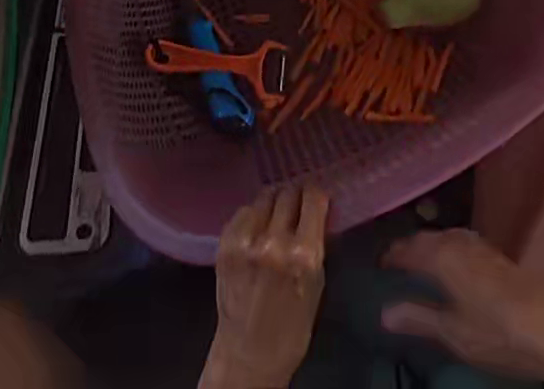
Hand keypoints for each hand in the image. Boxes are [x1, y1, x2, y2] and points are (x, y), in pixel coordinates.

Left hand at [201, 186, 329, 388]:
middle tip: (298, 201)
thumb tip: (319, 208)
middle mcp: (273, 242)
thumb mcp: (317, 282)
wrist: (249, 352)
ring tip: (276, 213)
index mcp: (303, 255)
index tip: (316, 194)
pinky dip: (253, 215)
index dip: (316, 192)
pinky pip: (243, 211)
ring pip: (264, 196)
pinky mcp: (224, 243)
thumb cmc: (293, 323)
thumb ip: (316, 242)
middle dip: (296, 194)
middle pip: (288, 192)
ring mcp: (245, 241)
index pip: (313, 199)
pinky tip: (256, 229)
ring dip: (273, 202)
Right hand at [379, 229, 543, 386]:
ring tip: (419, 258)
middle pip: (425, 238)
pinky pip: (459, 240)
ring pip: (443, 236)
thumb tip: (383, 312)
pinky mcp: (496, 255)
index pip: (407, 249)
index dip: (391, 256)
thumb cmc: (498, 333)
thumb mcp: (453, 333)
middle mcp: (457, 242)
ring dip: (428, 243)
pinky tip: (451, 259)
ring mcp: (479, 246)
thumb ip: (418, 318)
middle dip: (408, 247)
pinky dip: (446, 245)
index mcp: (441, 256)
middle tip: (395, 260)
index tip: (379, 264)